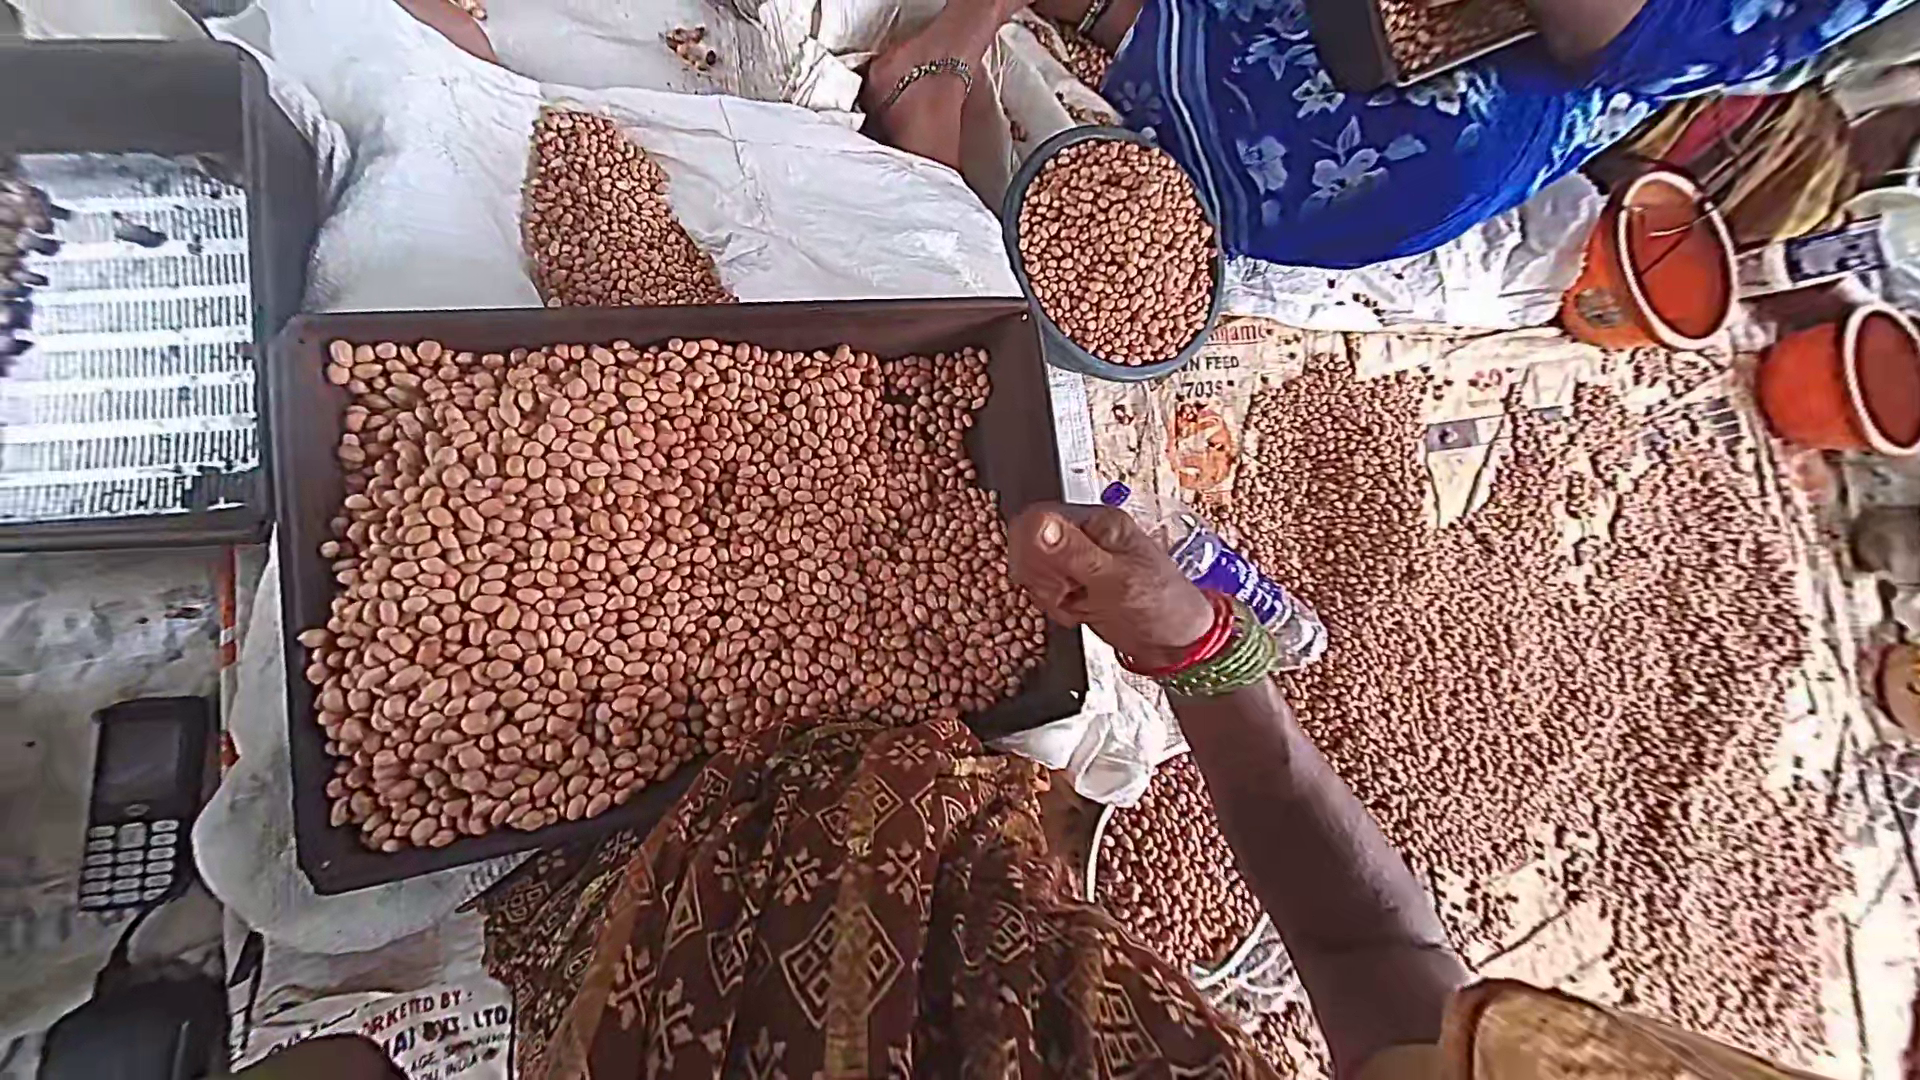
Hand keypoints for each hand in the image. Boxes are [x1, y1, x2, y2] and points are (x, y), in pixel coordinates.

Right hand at [1008, 502, 1213, 667]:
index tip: (1053, 577)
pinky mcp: (1071, 582)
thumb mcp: (1117, 579)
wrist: (1176, 643)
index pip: (1036, 519)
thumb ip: (1074, 552)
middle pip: (1026, 543)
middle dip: (1039, 575)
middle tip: (1066, 592)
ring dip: (1045, 592)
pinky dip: (1050, 604)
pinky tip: (1075, 610)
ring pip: (1030, 568)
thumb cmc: (1162, 605)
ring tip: (1076, 602)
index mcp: (1095, 521)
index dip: (1033, 550)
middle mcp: (1082, 535)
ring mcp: (1074, 559)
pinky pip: (1040, 588)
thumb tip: (1038, 524)